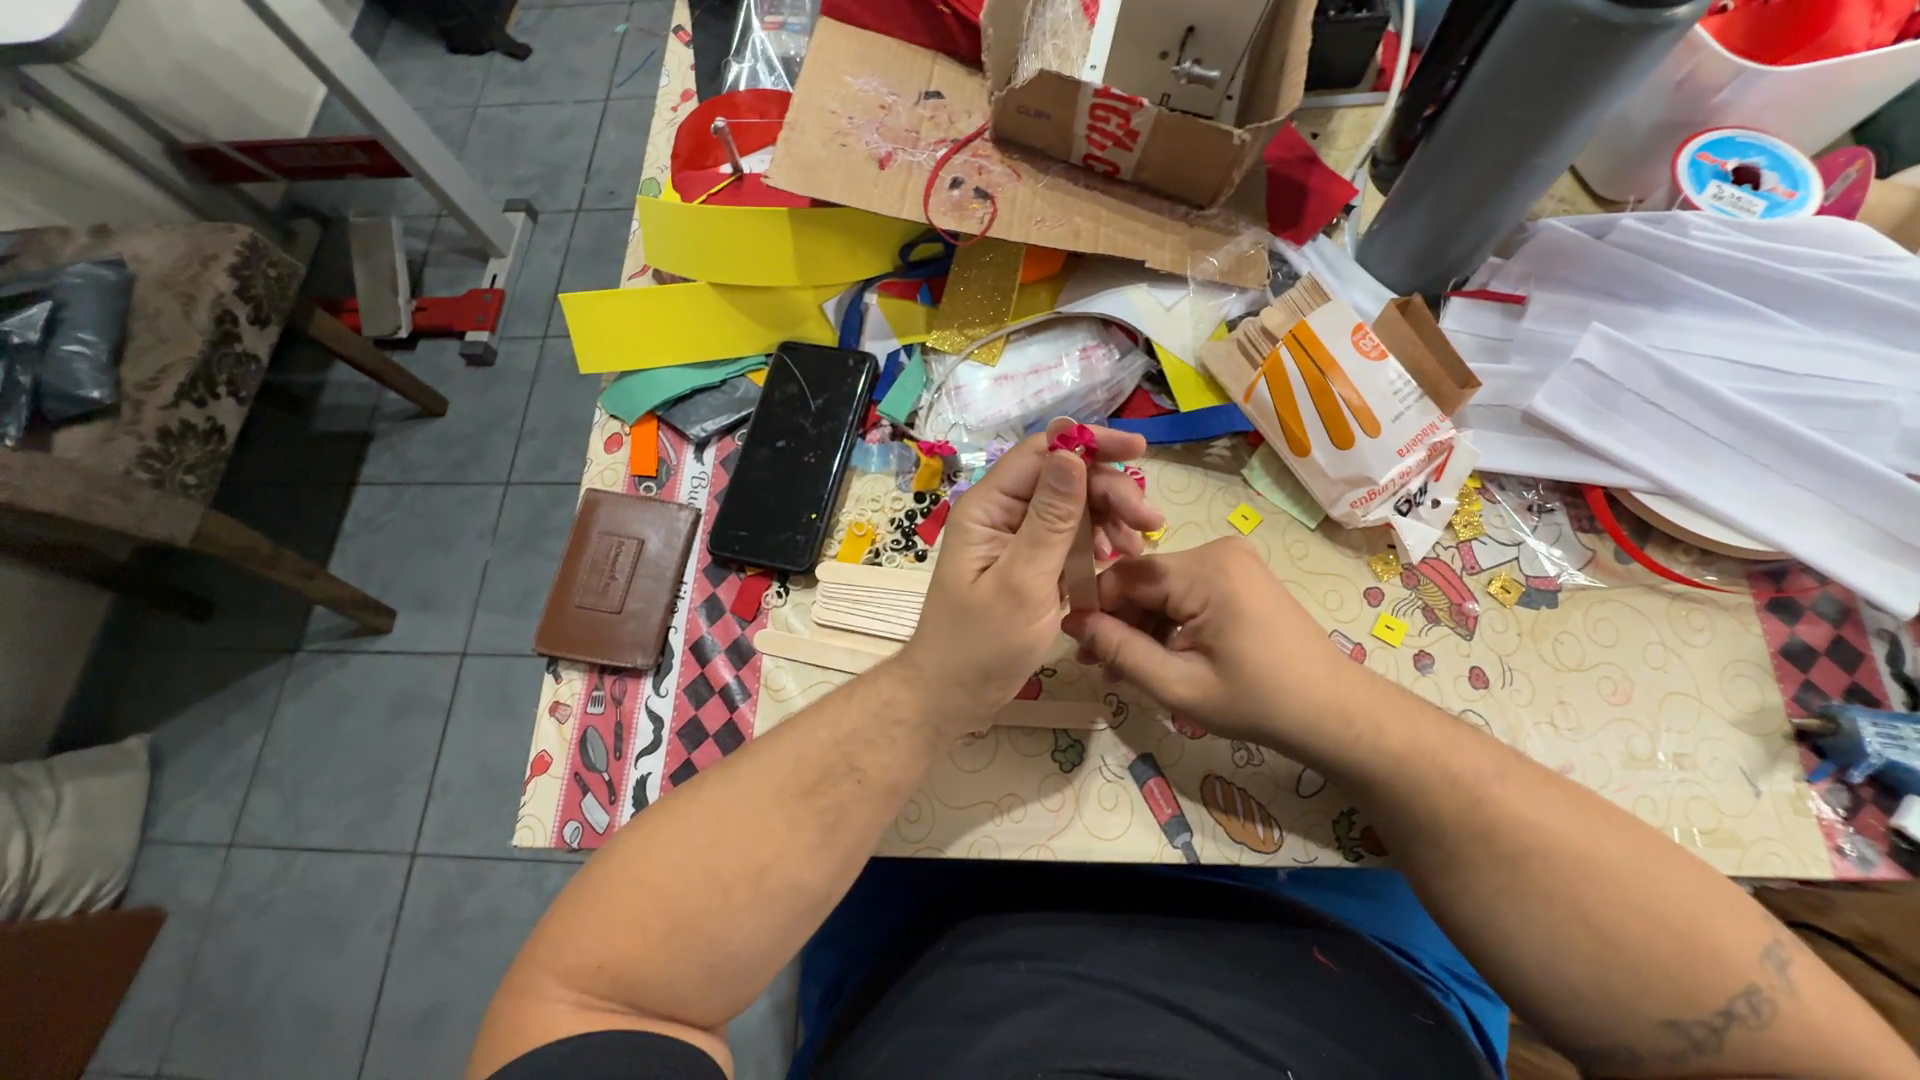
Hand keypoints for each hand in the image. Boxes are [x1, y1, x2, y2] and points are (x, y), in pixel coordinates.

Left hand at [896, 427, 1162, 730]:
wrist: (955, 694)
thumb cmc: (981, 644)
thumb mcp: (1022, 581)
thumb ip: (1051, 518)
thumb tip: (1071, 452)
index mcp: (988, 507)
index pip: (1042, 452)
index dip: (1090, 443)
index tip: (1139, 451)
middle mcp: (1002, 513)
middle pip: (1064, 477)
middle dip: (1110, 491)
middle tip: (1152, 523)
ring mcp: (1017, 538)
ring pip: (1073, 507)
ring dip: (1110, 518)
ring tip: (1137, 549)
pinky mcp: (1031, 563)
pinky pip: (1070, 538)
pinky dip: (1097, 543)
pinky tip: (1118, 560)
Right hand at [1061, 537, 1378, 755]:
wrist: (1332, 710)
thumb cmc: (1256, 702)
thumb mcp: (1178, 684)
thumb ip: (1120, 651)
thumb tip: (1073, 623)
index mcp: (1205, 570)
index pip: (1124, 575)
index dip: (1093, 608)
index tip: (1074, 645)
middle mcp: (1217, 550)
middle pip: (1143, 580)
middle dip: (1118, 621)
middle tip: (1098, 666)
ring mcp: (1231, 560)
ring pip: (1161, 587)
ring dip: (1141, 625)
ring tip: (1124, 670)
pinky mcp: (1239, 575)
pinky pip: (1185, 591)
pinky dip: (1167, 621)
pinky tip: (1158, 656)